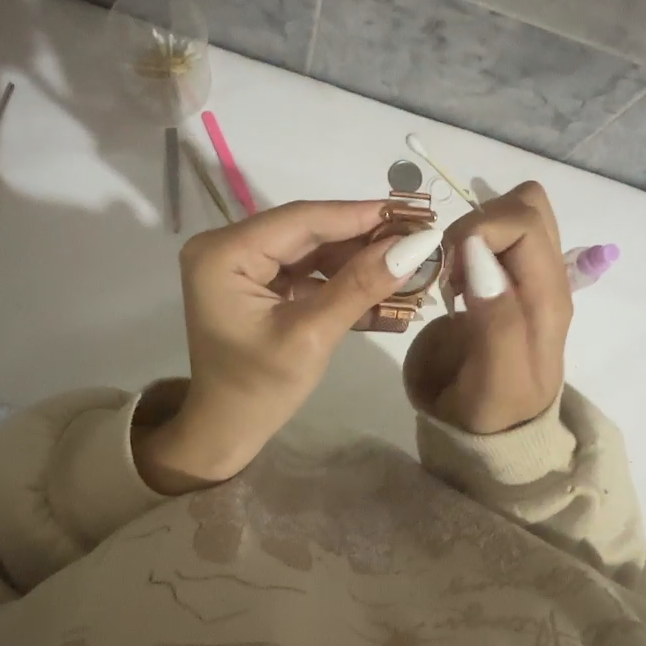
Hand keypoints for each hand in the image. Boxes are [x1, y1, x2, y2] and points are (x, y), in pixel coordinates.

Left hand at [134, 200, 442, 493]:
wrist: (226, 431)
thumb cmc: (259, 389)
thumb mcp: (312, 336)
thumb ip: (360, 286)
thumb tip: (415, 247)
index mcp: (225, 253)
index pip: (303, 219)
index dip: (361, 215)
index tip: (415, 214)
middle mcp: (228, 247)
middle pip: (309, 232)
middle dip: (366, 239)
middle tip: (421, 239)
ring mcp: (242, 266)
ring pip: (313, 251)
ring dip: (360, 262)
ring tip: (412, 265)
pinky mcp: (258, 285)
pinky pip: (307, 273)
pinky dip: (343, 282)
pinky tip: (386, 289)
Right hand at [402, 181, 571, 434]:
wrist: (492, 434)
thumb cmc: (492, 411)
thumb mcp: (496, 380)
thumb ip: (495, 320)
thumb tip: (479, 255)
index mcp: (550, 297)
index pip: (523, 221)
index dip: (478, 232)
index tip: (451, 274)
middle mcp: (546, 278)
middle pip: (526, 204)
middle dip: (477, 224)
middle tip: (452, 271)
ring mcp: (527, 276)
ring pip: (513, 212)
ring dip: (473, 232)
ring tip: (454, 278)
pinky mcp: (505, 281)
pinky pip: (493, 235)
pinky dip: (468, 244)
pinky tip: (456, 282)